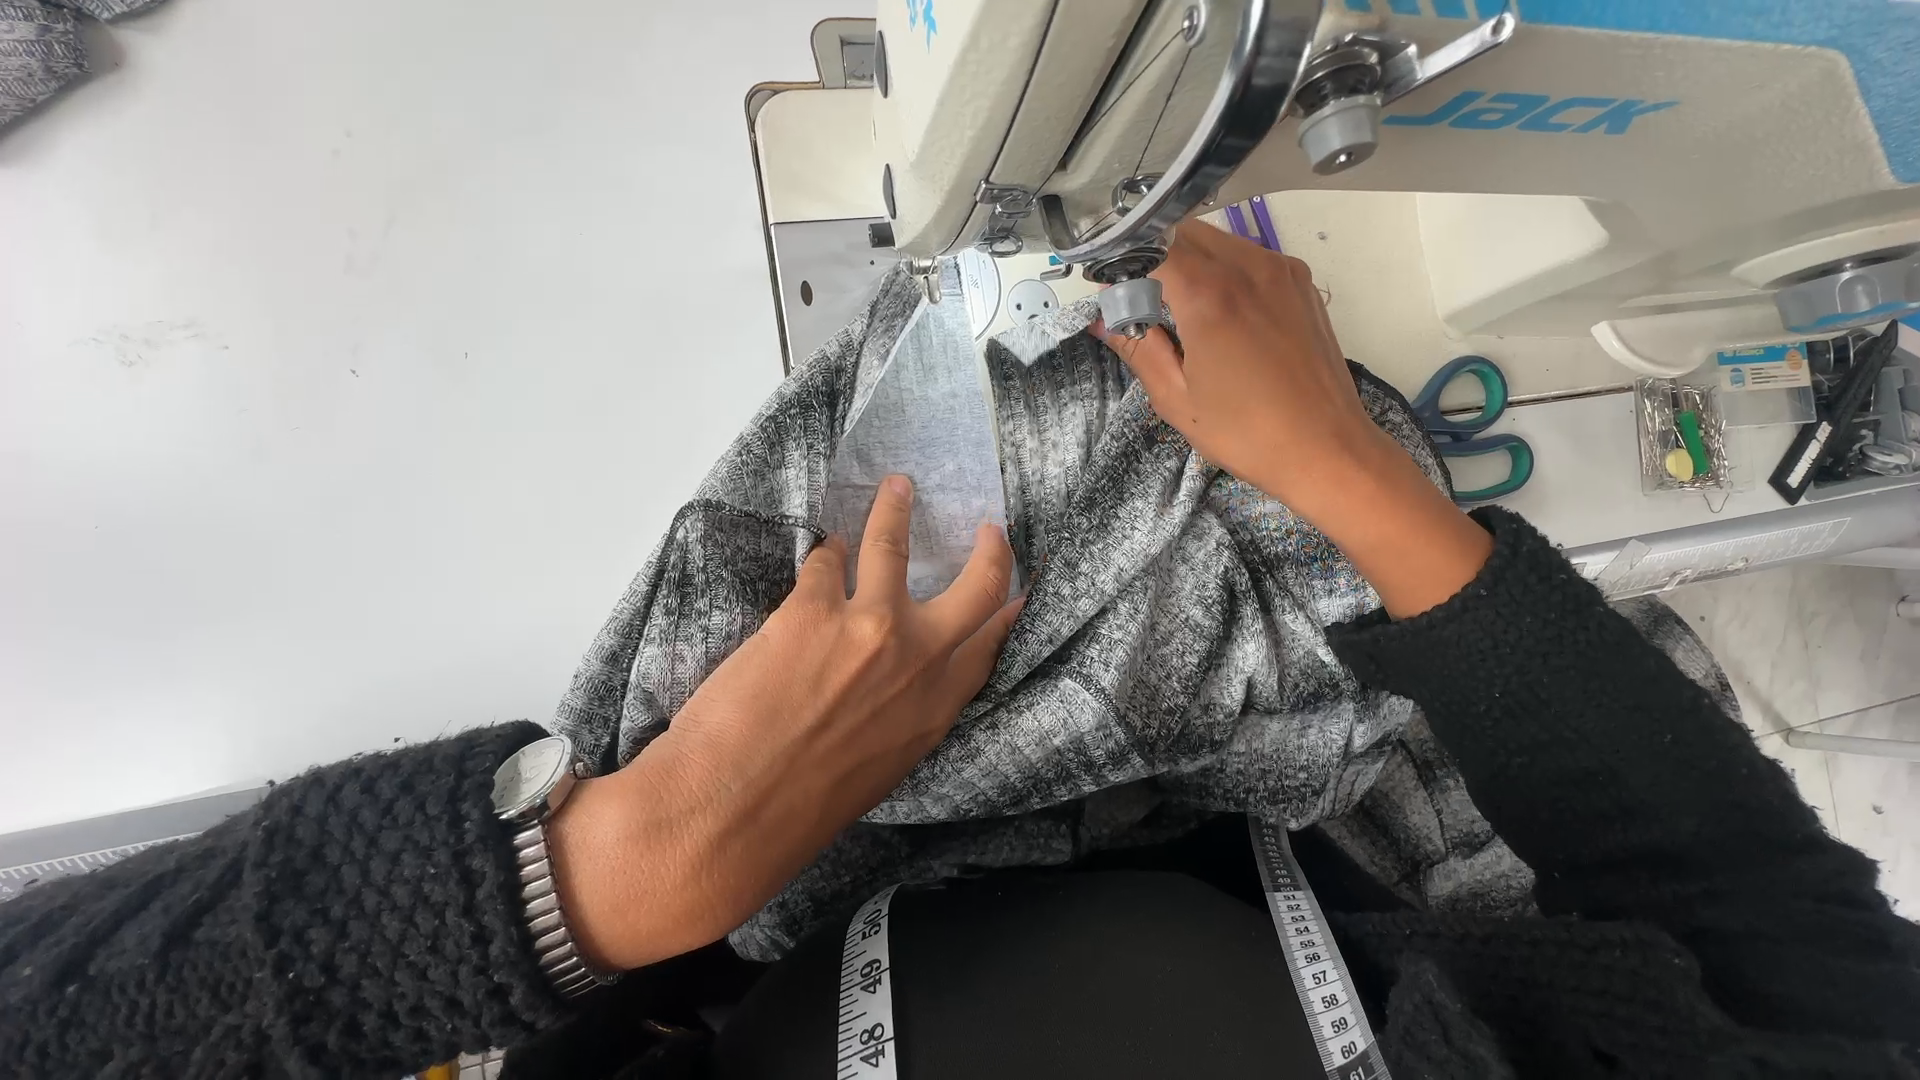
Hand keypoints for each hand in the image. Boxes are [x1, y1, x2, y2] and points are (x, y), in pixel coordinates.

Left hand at [547, 475, 1022, 970]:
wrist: (726, 817)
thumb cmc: (798, 807)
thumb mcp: (880, 765)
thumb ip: (905, 710)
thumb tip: (905, 670)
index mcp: (934, 712)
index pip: (990, 645)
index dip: (1006, 612)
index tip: (1014, 589)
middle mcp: (918, 663)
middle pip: (979, 586)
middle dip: (990, 550)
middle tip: (987, 528)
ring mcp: (871, 629)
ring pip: (895, 542)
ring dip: (895, 509)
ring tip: (896, 489)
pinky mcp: (814, 610)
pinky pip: (825, 561)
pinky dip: (823, 558)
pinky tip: (817, 559)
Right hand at [1100, 222, 1491, 617]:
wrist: (1327, 449)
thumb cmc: (1245, 433)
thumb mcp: (1175, 398)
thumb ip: (1137, 348)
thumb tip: (1103, 320)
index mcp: (1210, 294)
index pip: (1150, 249)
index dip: (1122, 266)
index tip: (1109, 293)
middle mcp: (1248, 266)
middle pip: (1183, 233)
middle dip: (1153, 259)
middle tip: (1141, 305)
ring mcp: (1281, 270)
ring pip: (1217, 241)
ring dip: (1188, 264)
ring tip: (1180, 314)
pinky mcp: (1300, 282)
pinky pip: (1248, 258)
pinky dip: (1222, 272)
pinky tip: (1219, 318)